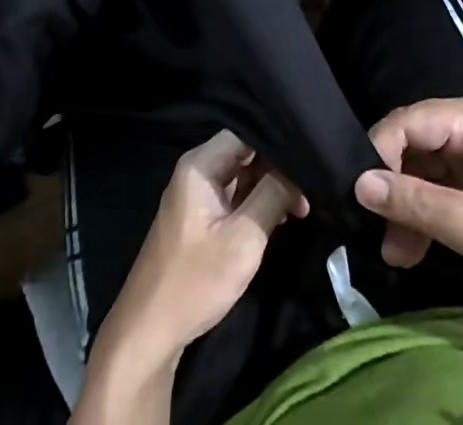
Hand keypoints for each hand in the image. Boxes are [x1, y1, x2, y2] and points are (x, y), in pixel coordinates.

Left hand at [100, 130, 309, 358]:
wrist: (151, 327)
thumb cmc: (197, 280)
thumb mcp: (244, 238)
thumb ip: (272, 196)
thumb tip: (295, 172)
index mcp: (200, 165)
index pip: (246, 134)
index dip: (278, 145)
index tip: (309, 163)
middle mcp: (196, 171)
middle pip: (244, 152)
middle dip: (277, 168)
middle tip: (311, 188)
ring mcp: (196, 194)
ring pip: (241, 175)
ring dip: (269, 188)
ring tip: (303, 204)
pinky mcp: (200, 216)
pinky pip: (233, 196)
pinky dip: (256, 202)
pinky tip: (281, 216)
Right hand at [354, 92, 462, 312]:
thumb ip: (424, 207)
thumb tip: (359, 185)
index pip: (408, 122)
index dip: (377, 156)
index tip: (359, 201)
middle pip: (412, 143)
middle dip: (392, 188)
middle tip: (378, 235)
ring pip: (422, 166)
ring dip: (407, 207)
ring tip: (397, 253)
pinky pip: (441, 183)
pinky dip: (426, 213)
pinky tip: (416, 246)